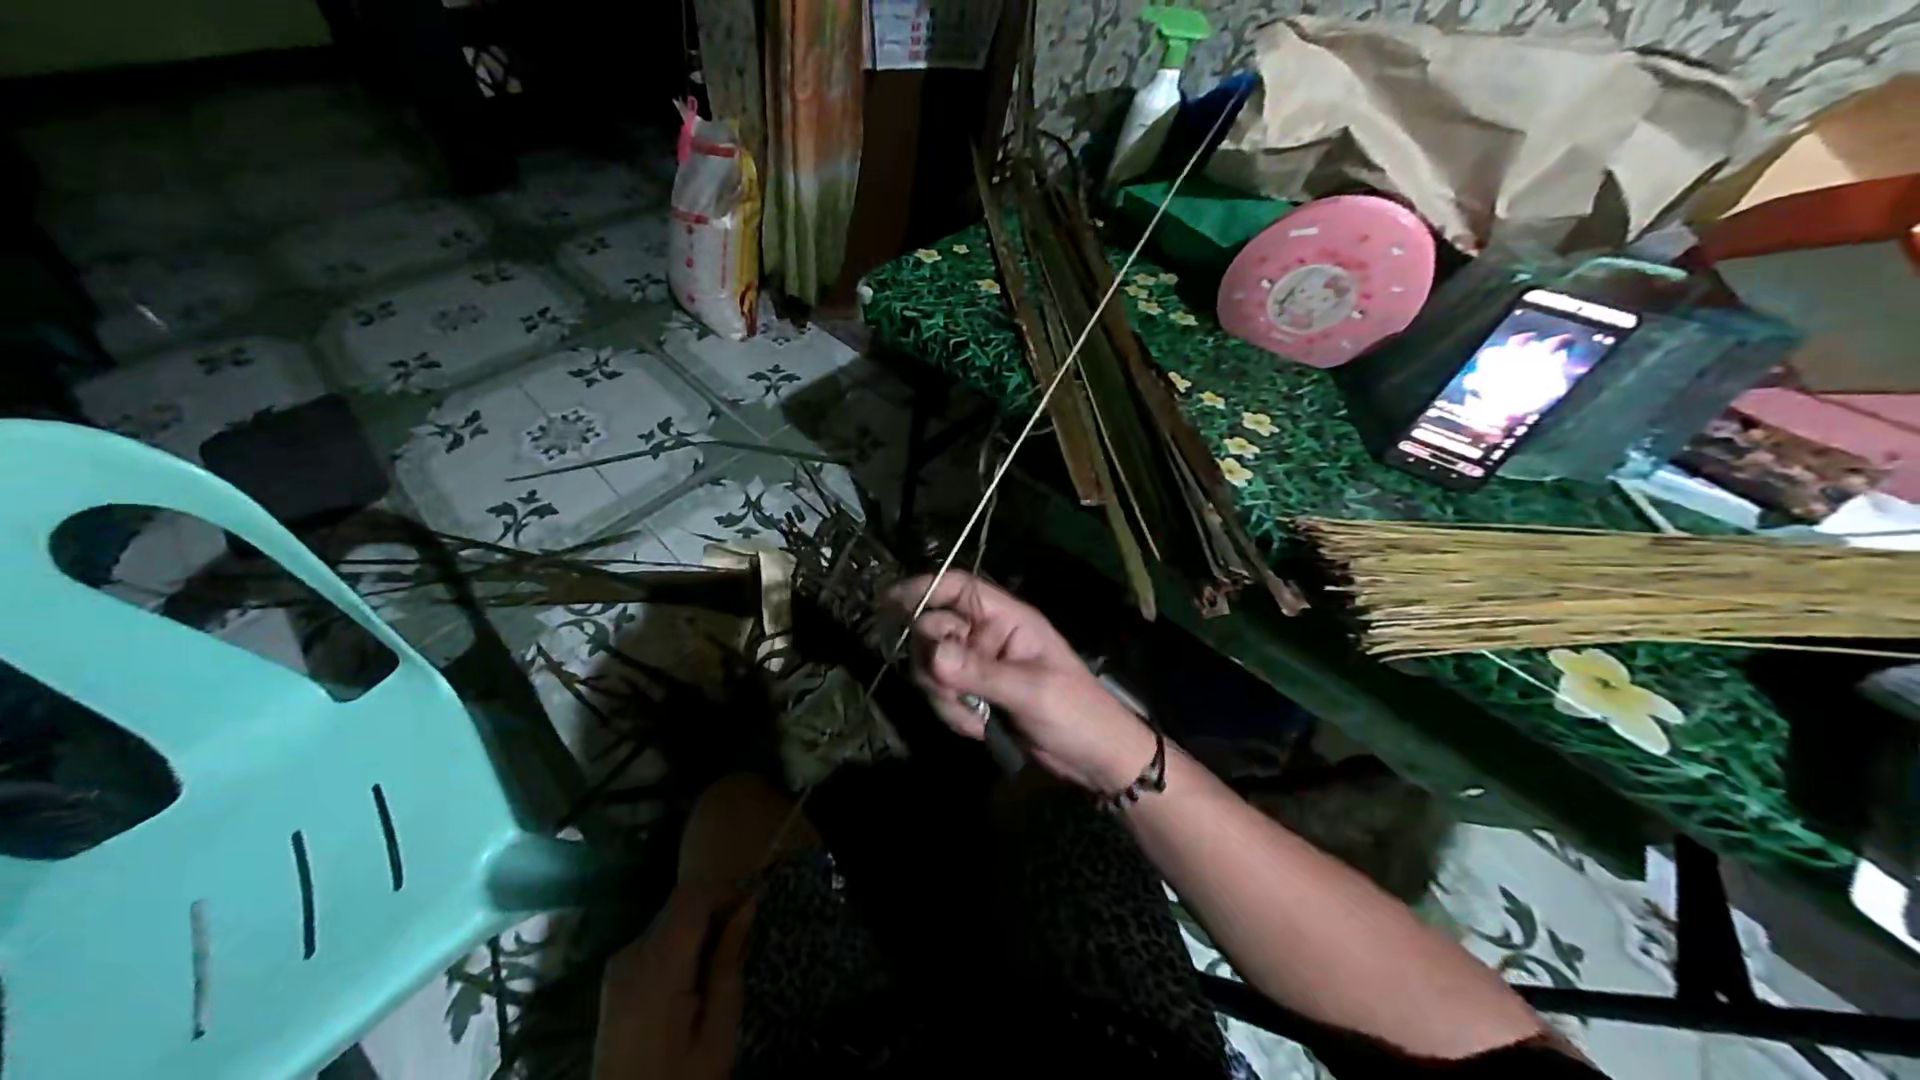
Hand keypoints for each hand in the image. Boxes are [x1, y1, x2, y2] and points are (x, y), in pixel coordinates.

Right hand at [884, 571, 1156, 793]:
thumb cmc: (1076, 712)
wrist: (1095, 759)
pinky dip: (951, 713)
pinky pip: (942, 695)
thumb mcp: (1031, 691)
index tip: (888, 603)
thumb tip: (932, 656)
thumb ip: (979, 673)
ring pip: (932, 666)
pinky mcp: (974, 694)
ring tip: (973, 720)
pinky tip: (978, 730)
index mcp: (1007, 618)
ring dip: (942, 696)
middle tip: (950, 690)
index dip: (924, 588)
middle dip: (934, 663)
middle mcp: (987, 636)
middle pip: (933, 629)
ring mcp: (978, 666)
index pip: (959, 588)